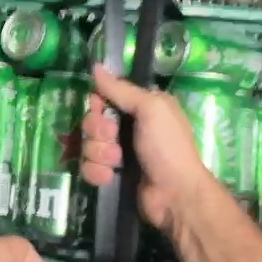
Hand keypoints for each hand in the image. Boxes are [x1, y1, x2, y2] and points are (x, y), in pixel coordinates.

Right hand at [80, 64, 222, 235]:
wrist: (175, 195)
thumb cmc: (167, 147)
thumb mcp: (150, 109)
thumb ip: (121, 89)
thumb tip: (95, 66)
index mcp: (140, 107)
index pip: (103, 97)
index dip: (98, 104)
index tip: (101, 109)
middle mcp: (127, 127)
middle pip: (91, 120)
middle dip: (97, 131)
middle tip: (113, 137)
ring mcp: (118, 152)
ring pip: (87, 144)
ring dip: (99, 153)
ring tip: (117, 162)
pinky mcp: (111, 174)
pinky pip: (88, 166)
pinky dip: (97, 172)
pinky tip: (110, 177)